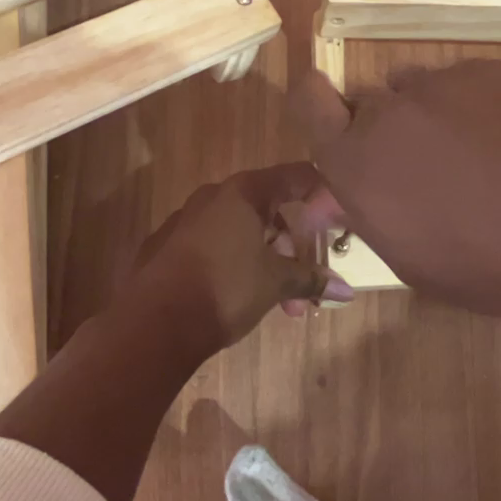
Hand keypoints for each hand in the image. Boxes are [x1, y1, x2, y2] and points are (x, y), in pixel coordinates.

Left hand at [123, 163, 352, 355]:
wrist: (154, 323)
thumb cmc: (225, 288)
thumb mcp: (275, 283)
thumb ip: (310, 279)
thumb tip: (346, 290)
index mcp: (242, 193)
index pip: (295, 177)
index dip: (322, 195)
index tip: (340, 221)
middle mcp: (212, 198)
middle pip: (268, 211)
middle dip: (293, 249)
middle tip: (307, 286)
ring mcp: (184, 222)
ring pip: (240, 234)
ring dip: (267, 263)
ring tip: (281, 305)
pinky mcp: (165, 249)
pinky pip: (213, 249)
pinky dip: (236, 266)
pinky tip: (241, 298)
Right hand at [292, 60, 500, 325]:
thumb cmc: (499, 268)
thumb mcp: (416, 261)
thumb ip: (366, 215)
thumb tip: (330, 198)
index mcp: (356, 164)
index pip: (306, 103)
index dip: (316, 112)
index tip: (336, 135)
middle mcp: (388, 112)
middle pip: (361, 102)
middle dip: (376, 131)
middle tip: (418, 172)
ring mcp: (442, 84)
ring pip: (411, 90)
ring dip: (421, 118)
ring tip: (470, 159)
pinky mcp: (491, 70)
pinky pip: (458, 84)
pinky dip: (469, 108)